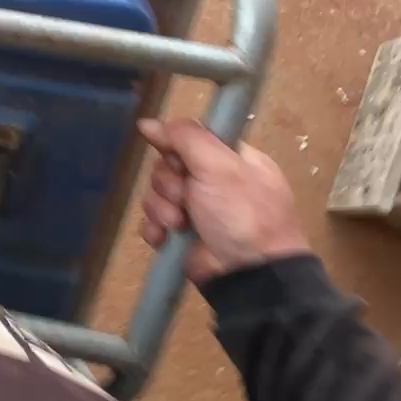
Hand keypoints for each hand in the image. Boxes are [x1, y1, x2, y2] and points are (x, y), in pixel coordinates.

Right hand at [136, 118, 311, 282]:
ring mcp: (199, 208)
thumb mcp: (220, 167)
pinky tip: (165, 236)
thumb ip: (186, 137)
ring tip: (178, 224)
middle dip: (167, 184)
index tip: (177, 159)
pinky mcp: (183, 232)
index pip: (190, 138)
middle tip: (184, 199)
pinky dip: (155, 227)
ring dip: (161, 208)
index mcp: (233, 161)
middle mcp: (215, 181)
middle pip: (167, 165)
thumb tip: (148, 123)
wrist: (251, 277)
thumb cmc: (243, 216)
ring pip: (157, 192)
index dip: (176, 146)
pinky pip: (153, 218)